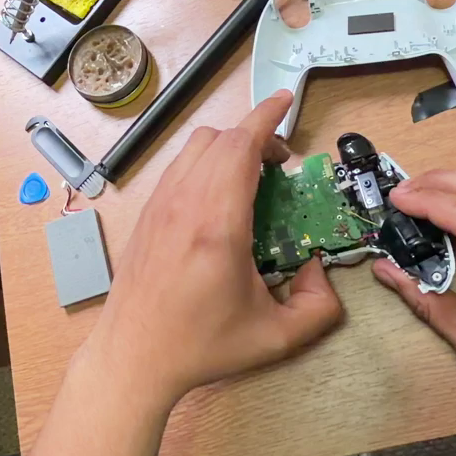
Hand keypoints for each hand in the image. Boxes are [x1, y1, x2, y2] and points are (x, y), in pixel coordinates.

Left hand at [86, 91, 343, 405]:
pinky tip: (218, 194)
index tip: (286, 100)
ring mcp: (160, 203)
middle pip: (221, 138)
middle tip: (280, 164)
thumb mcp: (275, 337)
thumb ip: (319, 307)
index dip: (267, 116)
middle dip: (257, 136)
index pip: (241, 147)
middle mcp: (185, 202)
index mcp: (218, 223)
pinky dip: (205, 161)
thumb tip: (321, 270)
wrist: (134, 354)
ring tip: (251, 175)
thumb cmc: (202, 344)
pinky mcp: (147, 212)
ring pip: (196, 146)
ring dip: (228, 146)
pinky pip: (179, 166)